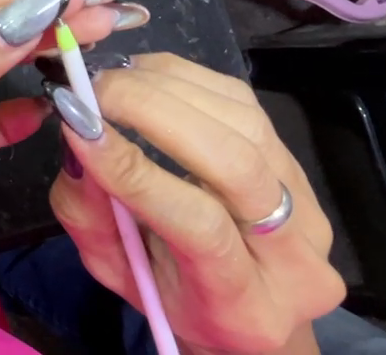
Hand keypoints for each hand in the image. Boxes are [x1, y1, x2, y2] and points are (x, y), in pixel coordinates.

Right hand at [50, 53, 345, 354]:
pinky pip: (241, 101)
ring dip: (164, 86)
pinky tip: (141, 76)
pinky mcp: (297, 163)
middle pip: (233, 163)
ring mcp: (310, 207)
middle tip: (90, 89)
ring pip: (240, 122)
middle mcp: (296, 260)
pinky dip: (182, 77)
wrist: (246, 310)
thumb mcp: (109, 266)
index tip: (75, 124)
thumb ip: (87, 209)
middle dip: (150, 110)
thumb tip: (77, 136)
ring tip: (109, 79)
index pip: (199, 226)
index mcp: (244, 305)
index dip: (133, 169)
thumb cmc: (165, 291)